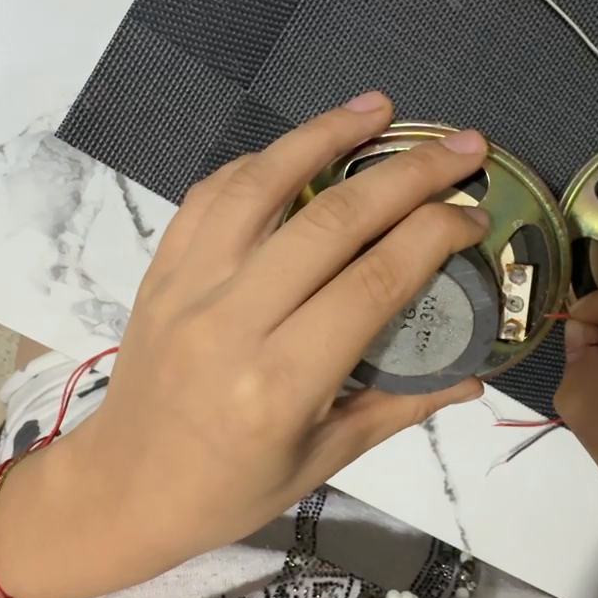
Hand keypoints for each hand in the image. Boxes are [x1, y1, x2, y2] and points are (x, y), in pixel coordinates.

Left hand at [0, 94, 492, 597]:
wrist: (120, 489)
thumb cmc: (230, 489)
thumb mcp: (325, 459)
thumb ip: (403, 405)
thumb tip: (477, 371)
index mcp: (281, 383)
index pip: (374, 282)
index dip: (434, 235)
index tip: (474, 214)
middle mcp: (232, 322)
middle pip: (331, 222)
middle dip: (407, 174)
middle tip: (460, 145)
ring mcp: (187, 286)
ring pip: (261, 186)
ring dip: (324, 135)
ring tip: (378, 108)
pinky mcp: (161, 268)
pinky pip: (212, 195)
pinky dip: (261, 161)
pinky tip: (300, 145)